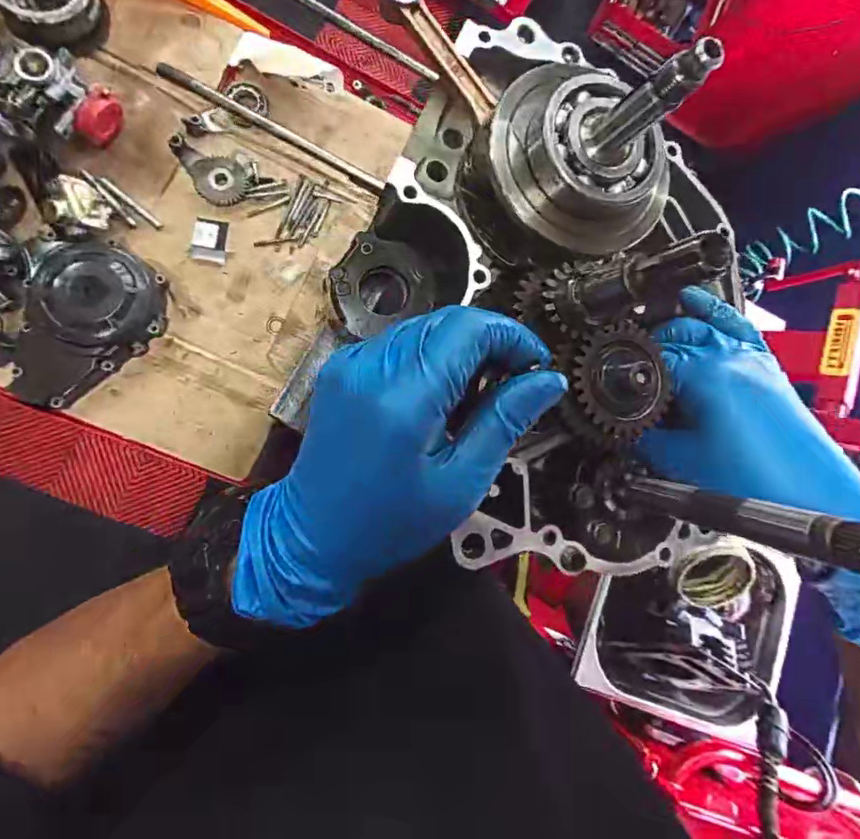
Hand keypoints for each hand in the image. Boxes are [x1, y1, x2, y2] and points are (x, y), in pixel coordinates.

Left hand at [233, 307, 565, 626]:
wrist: (309, 538)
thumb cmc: (390, 521)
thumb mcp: (462, 480)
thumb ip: (505, 420)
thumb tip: (550, 380)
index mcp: (405, 396)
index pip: (470, 328)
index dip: (513, 337)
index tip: (536, 367)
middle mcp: (374, 365)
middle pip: (451, 320)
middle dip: (492, 342)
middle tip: (513, 384)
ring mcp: (354, 360)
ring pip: (429, 326)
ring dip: (464, 348)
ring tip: (478, 395)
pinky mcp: (346, 365)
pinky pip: (404, 341)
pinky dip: (435, 356)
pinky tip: (442, 395)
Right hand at [637, 287, 859, 648]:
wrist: (816, 500)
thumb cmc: (762, 486)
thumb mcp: (685, 463)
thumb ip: (650, 439)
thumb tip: (634, 431)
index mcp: (707, 374)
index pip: (656, 358)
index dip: (634, 373)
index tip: (623, 388)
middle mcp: (731, 357)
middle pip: (678, 334)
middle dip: (653, 348)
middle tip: (637, 371)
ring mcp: (753, 360)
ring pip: (706, 326)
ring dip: (679, 326)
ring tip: (656, 327)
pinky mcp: (768, 370)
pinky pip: (738, 328)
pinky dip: (716, 313)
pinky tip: (701, 306)